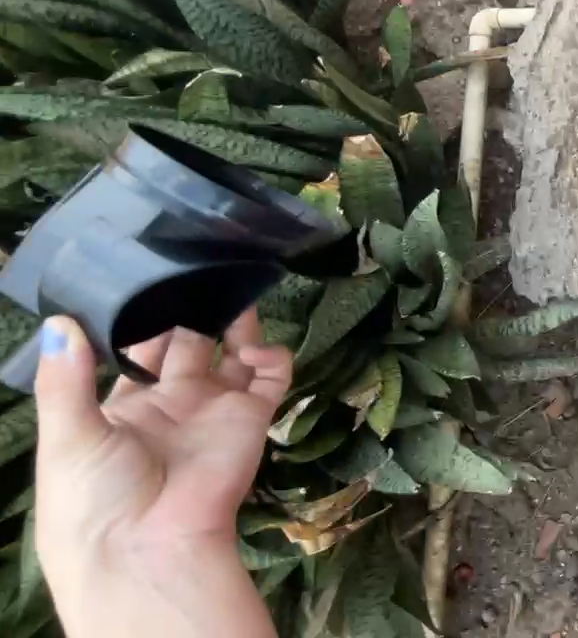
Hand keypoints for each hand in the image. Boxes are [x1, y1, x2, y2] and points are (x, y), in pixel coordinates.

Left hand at [34, 312, 286, 637]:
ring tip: (235, 299)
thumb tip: (60, 320)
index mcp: (126, 406)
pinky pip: (274, 372)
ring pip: (237, 352)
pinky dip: (271, 353)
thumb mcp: (68, 437)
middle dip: (196, 315)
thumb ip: (68, 379)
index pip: (140, 354)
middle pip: (192, 345)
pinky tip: (253, 348)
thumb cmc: (94, 493)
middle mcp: (176, 399)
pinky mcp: (255, 411)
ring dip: (238, 325)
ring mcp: (218, 404)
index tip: (153, 290)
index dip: (147, 324)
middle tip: (200, 283)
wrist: (148, 538)